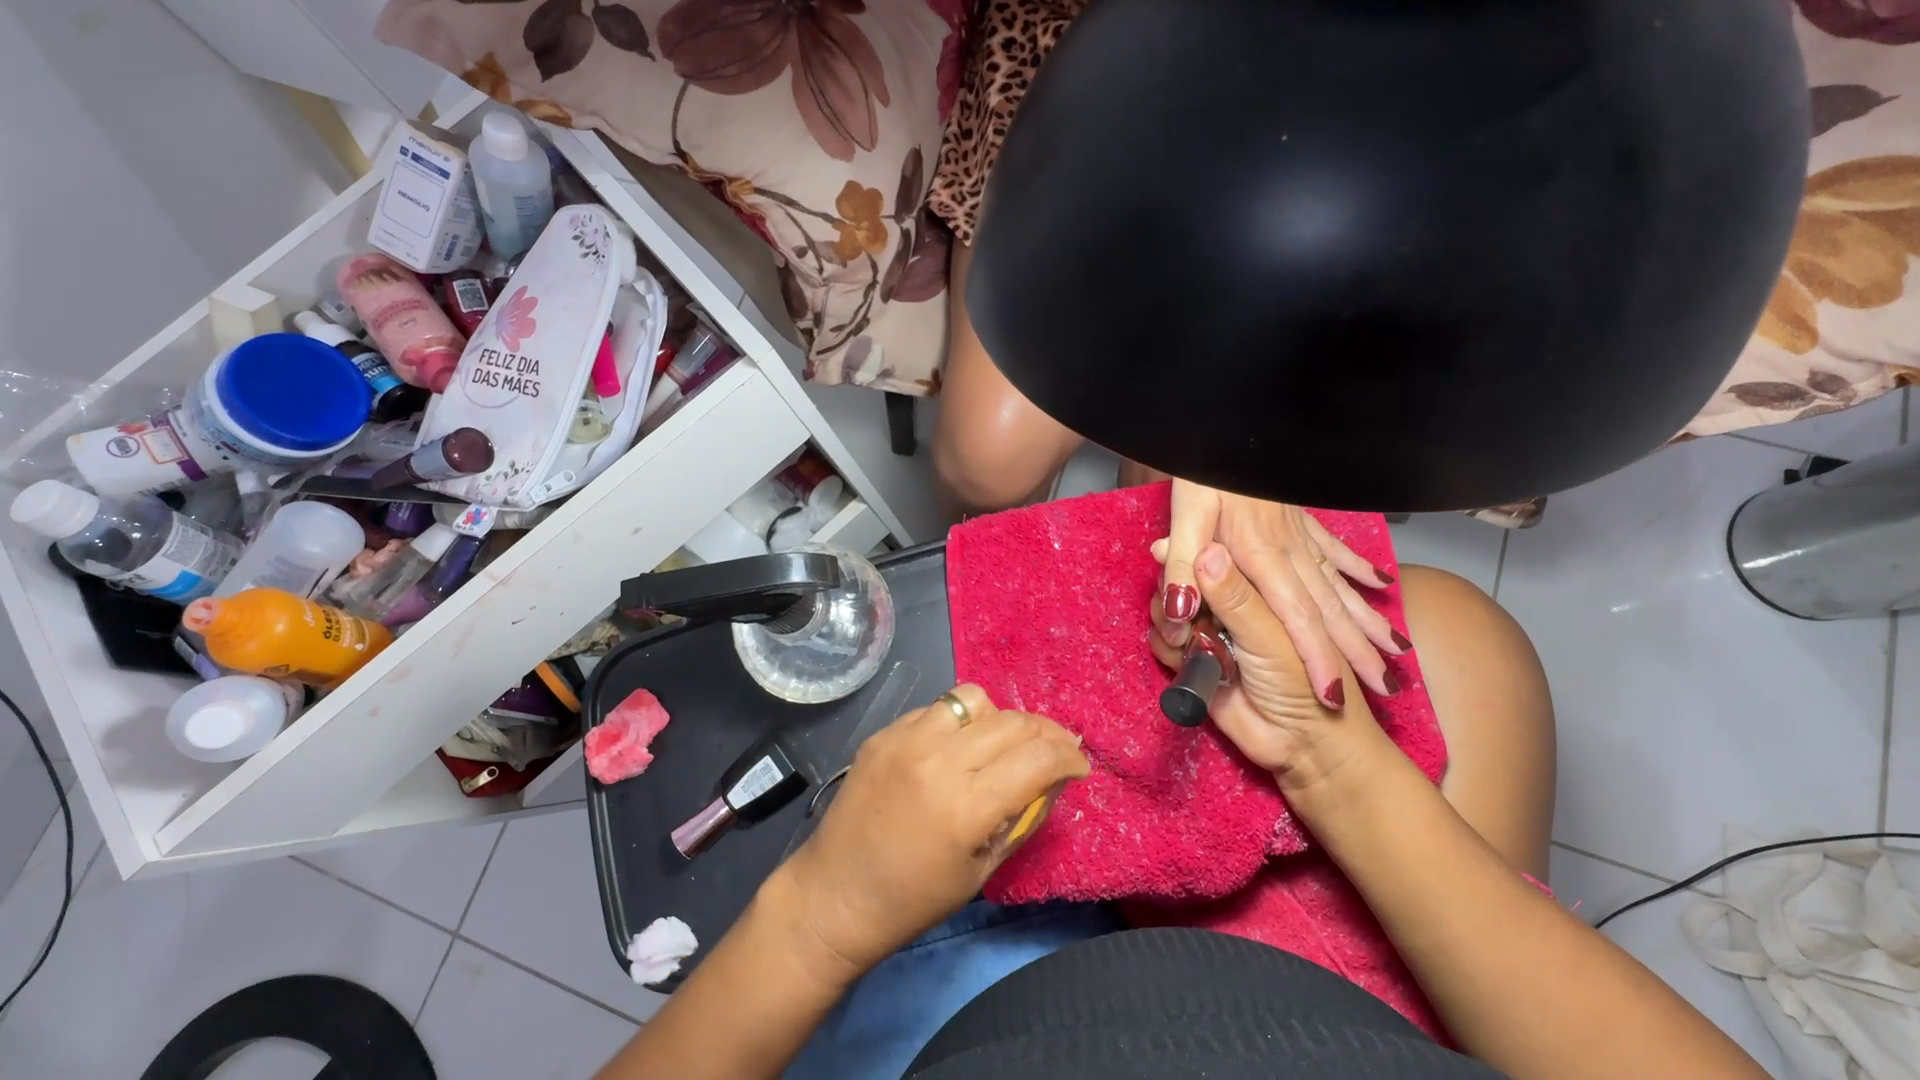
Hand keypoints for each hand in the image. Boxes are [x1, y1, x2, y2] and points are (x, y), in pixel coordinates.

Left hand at [778, 684, 1089, 978]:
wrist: (835, 895)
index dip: (1070, 758)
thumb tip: (1056, 776)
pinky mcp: (883, 733)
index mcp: (966, 806)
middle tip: (1053, 752)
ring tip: (1000, 745)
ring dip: (1000, 719)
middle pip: (1013, 722)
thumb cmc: (915, 898)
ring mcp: (905, 740)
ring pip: (974, 699)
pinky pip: (936, 708)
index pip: (1039, 758)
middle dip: (1046, 734)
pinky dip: (959, 722)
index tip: (1078, 768)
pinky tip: (956, 749)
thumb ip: (1024, 815)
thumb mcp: (984, 868)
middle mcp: (937, 761)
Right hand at [1150, 543, 1386, 793]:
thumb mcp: (1269, 636)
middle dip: (1173, 591)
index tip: (1166, 553)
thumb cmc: (1301, 684)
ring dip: (1168, 622)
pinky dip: (1166, 646)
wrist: (1301, 747)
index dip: (1187, 554)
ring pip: (1171, 611)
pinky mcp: (1195, 660)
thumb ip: (1235, 598)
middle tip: (1176, 609)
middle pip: (1185, 581)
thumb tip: (1205, 550)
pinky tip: (1181, 659)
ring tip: (1183, 639)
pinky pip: (1166, 642)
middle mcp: (1233, 604)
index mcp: (1260, 586)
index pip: (1215, 557)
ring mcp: (1212, 631)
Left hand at [1154, 479, 1407, 707]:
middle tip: (1387, 687)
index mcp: (1261, 558)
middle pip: (1330, 609)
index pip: (1296, 618)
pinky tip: (1383, 584)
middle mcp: (1290, 552)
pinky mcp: (1301, 520)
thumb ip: (1181, 569)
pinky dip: (1359, 568)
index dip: (1316, 657)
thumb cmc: (1201, 475)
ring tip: (1397, 651)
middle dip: (1357, 651)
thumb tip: (1182, 614)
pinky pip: (1335, 549)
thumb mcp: (1182, 519)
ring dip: (1368, 619)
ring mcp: (1300, 535)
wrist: (1229, 434)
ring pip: (1341, 585)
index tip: (1335, 696)